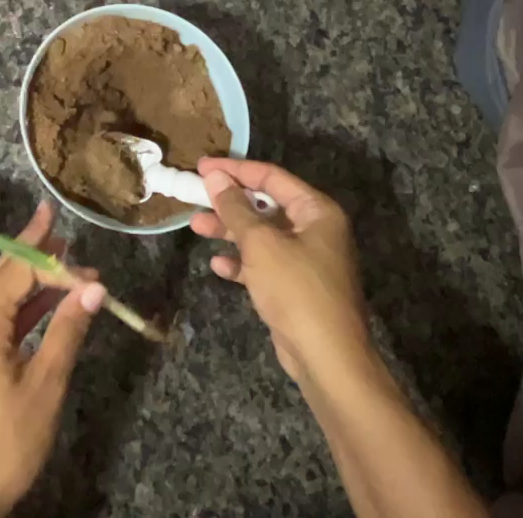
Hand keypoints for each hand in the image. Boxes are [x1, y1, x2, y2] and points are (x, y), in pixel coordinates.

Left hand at [0, 201, 106, 517]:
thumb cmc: (3, 439)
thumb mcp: (44, 384)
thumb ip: (67, 330)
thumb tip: (94, 286)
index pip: (22, 268)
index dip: (57, 262)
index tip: (91, 264)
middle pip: (5, 270)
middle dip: (33, 248)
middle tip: (58, 224)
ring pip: (0, 291)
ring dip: (30, 275)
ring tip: (61, 256)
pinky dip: (22, 303)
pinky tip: (44, 302)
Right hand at [189, 158, 369, 383]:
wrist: (326, 356)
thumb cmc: (296, 289)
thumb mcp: (260, 242)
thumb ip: (236, 207)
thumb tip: (216, 177)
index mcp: (316, 211)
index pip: (271, 177)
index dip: (235, 169)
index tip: (201, 167)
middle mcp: (314, 230)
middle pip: (265, 205)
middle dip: (229, 203)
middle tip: (195, 197)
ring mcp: (305, 259)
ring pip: (261, 235)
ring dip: (229, 231)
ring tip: (196, 228)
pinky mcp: (295, 286)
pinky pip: (263, 263)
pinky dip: (242, 262)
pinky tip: (219, 266)